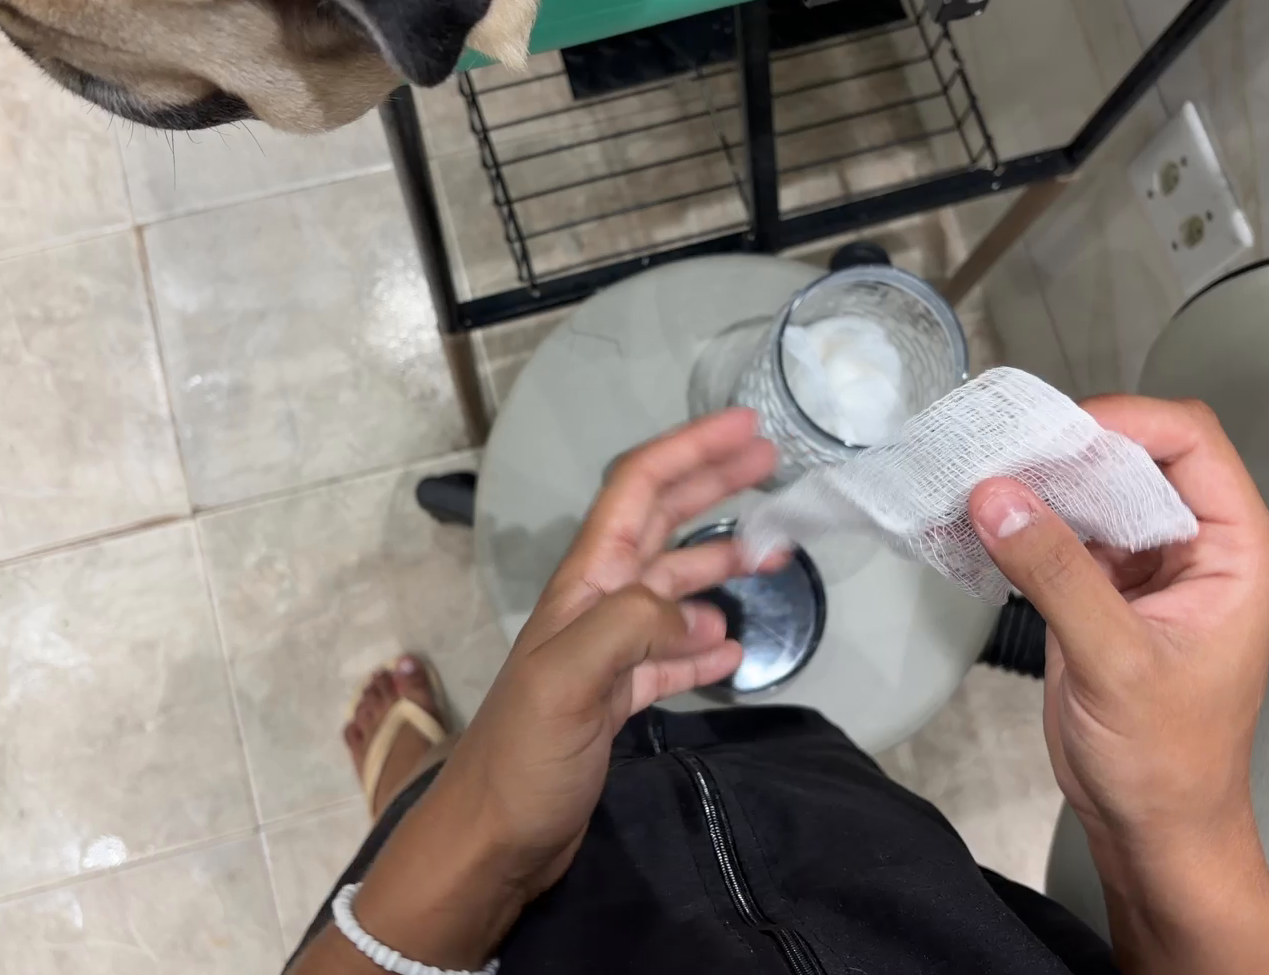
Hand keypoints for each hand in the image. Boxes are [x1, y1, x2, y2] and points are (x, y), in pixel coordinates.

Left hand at [306, 409, 775, 972]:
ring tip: (773, 557)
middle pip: (663, 520)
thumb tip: (698, 619)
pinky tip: (734, 651)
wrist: (495, 839)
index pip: (641, 487)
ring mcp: (612, 647)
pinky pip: (675, 653)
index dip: (691, 449)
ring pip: (676, 586)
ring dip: (720, 564)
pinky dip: (706, 645)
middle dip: (713, 483)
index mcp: (587, 578)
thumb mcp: (568, 678)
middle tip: (772, 461)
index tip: (747, 427)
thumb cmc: (523, 755)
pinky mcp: (621, 693)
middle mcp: (601, 599)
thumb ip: (631, 625)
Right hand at [969, 396, 1268, 973]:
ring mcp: (1134, 561)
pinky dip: (1014, 517)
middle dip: (1061, 447)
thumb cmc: (1167, 757)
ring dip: (1031, 481)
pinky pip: (1051, 526)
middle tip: (996, 452)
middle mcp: (1185, 542)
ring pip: (1083, 488)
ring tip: (976, 479)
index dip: (1122, 422)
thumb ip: (1055, 573)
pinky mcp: (1090, 582)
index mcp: (1230, 548)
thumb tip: (996, 495)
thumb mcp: (1114, 661)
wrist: (1147, 817)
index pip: (1187, 443)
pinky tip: (978, 520)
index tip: (1047, 432)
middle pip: (1127, 455)